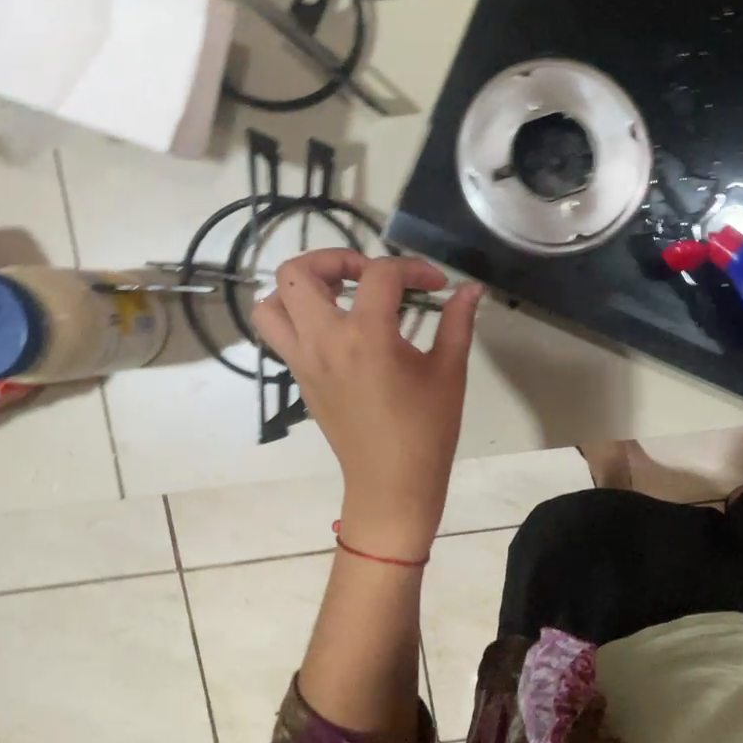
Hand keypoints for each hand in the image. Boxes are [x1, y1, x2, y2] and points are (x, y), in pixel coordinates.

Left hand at [251, 250, 484, 560]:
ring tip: (342, 295)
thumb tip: (470, 289)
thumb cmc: (426, 430)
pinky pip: (280, 332)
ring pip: (272, 302)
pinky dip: (300, 315)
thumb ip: (457, 322)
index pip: (379, 274)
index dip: (412, 268)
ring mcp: (304, 360)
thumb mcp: (449, 372)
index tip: (437, 285)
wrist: (391, 482)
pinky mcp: (299, 376)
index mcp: (366, 336)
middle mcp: (324, 341)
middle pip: (299, 273)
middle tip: (371, 276)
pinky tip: (340, 327)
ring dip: (304, 288)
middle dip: (337, 259)